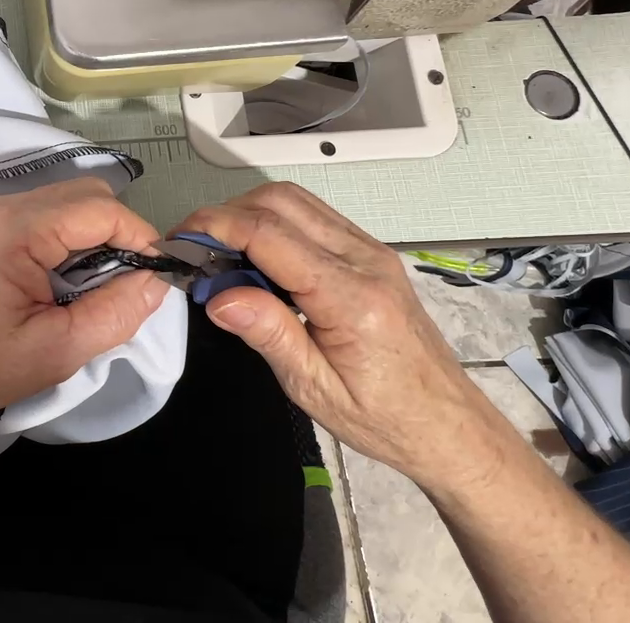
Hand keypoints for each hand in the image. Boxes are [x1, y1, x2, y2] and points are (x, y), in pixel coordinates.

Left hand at [0, 178, 168, 437]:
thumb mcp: (62, 348)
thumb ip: (117, 311)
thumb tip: (158, 280)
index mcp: (19, 230)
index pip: (101, 209)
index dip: (140, 237)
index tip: (158, 276)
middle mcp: (6, 207)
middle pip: (88, 195)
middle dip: (121, 232)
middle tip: (131, 283)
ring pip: (72, 201)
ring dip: (98, 235)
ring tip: (103, 285)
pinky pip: (51, 214)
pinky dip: (75, 237)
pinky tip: (74, 278)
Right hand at [177, 183, 519, 493]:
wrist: (452, 429)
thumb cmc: (383, 419)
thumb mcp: (315, 389)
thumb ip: (268, 335)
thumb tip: (217, 297)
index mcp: (351, 297)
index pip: (269, 234)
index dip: (214, 226)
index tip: (178, 240)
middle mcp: (365, 260)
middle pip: (279, 202)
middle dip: (225, 214)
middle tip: (194, 249)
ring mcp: (371, 252)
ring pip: (294, 200)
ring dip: (246, 214)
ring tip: (220, 253)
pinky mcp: (371, 254)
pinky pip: (311, 216)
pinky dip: (271, 221)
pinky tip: (256, 258)